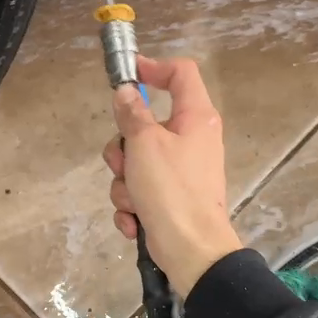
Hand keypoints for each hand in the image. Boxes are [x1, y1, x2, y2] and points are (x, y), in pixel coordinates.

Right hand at [103, 56, 243, 295]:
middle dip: (123, 147)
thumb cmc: (171, 189)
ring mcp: (181, 171)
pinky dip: (133, 206)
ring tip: (133, 200)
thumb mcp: (144, 144)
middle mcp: (192, 139)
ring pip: (136, 162)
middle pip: (146, 124)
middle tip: (122, 162)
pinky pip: (140, 191)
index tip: (126, 75)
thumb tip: (126, 92)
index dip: (153, 67)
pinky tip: (136, 221)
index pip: (180, 74)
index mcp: (195, 117)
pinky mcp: (170, 199)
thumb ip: (133, 113)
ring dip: (125, 183)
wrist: (191, 250)